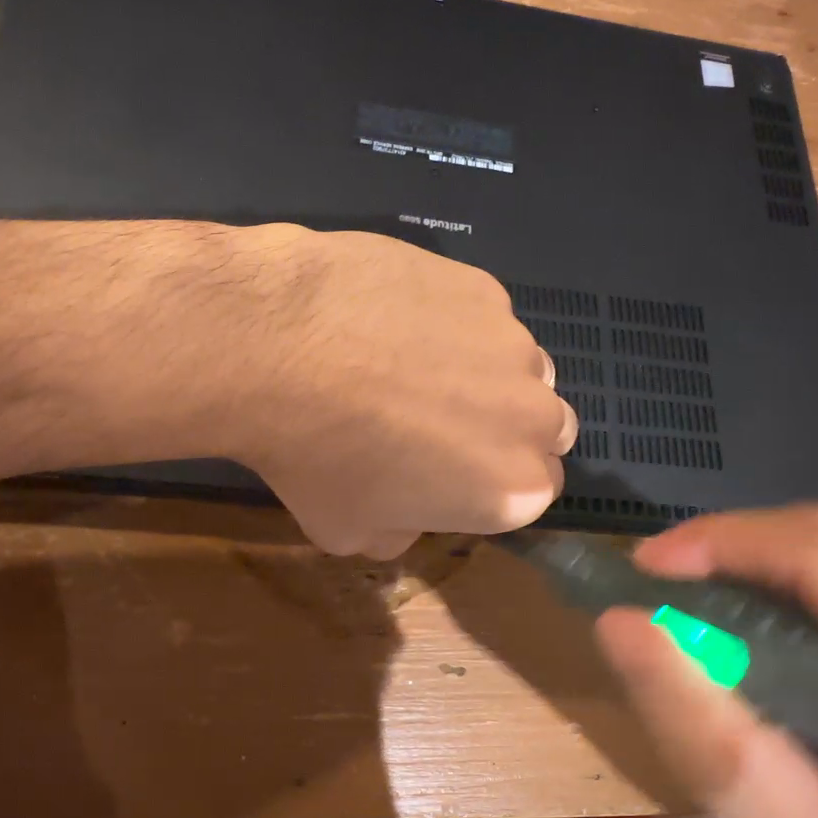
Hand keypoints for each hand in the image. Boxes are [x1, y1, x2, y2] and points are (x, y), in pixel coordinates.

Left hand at [232, 225, 575, 558]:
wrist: (277, 343)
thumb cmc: (314, 454)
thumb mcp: (348, 531)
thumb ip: (401, 532)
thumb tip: (409, 511)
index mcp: (514, 489)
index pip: (532, 492)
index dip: (488, 484)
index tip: (447, 473)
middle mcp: (532, 415)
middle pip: (540, 427)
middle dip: (502, 429)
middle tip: (438, 420)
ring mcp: (511, 340)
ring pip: (518, 366)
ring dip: (486, 373)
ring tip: (415, 363)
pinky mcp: (481, 285)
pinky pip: (480, 314)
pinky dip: (451, 320)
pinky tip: (394, 318)